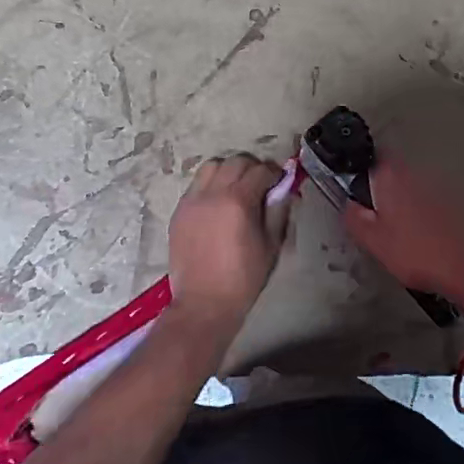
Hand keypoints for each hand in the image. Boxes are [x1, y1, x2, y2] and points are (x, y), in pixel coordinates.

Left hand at [166, 154, 291, 326]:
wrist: (205, 301)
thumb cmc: (245, 276)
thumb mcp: (272, 244)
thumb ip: (278, 211)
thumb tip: (285, 189)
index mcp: (238, 201)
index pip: (260, 170)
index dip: (274, 173)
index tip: (280, 182)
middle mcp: (212, 194)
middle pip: (235, 161)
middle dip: (252, 168)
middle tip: (260, 185)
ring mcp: (191, 201)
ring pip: (211, 167)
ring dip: (228, 171)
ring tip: (236, 190)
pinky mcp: (179, 212)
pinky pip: (196, 186)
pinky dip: (210, 186)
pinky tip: (218, 206)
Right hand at [339, 154, 463, 300]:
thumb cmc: (417, 252)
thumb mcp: (372, 240)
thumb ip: (354, 218)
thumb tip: (348, 206)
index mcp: (391, 177)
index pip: (370, 158)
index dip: (360, 170)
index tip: (353, 186)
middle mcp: (415, 175)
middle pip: (391, 173)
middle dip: (381, 190)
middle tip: (373, 217)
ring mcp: (437, 188)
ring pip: (410, 188)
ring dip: (401, 203)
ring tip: (397, 233)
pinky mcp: (452, 204)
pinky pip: (427, 203)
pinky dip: (420, 214)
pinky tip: (419, 238)